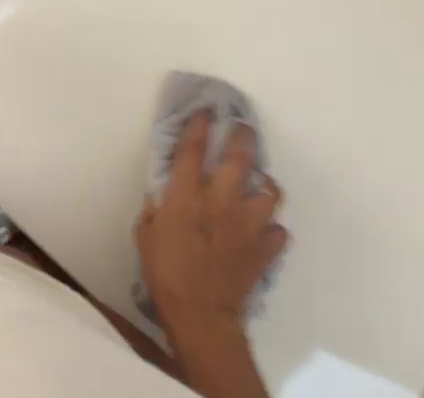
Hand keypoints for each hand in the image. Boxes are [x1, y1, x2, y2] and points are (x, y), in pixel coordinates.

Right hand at [136, 112, 286, 338]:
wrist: (202, 314)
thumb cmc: (164, 272)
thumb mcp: (145, 234)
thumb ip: (155, 210)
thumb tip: (161, 198)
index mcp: (186, 195)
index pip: (192, 150)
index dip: (198, 126)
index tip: (204, 111)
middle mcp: (220, 201)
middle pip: (239, 158)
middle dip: (242, 137)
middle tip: (243, 126)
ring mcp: (248, 224)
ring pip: (269, 191)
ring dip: (265, 184)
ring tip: (260, 183)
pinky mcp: (265, 248)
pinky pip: (278, 231)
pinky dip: (271, 227)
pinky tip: (263, 229)